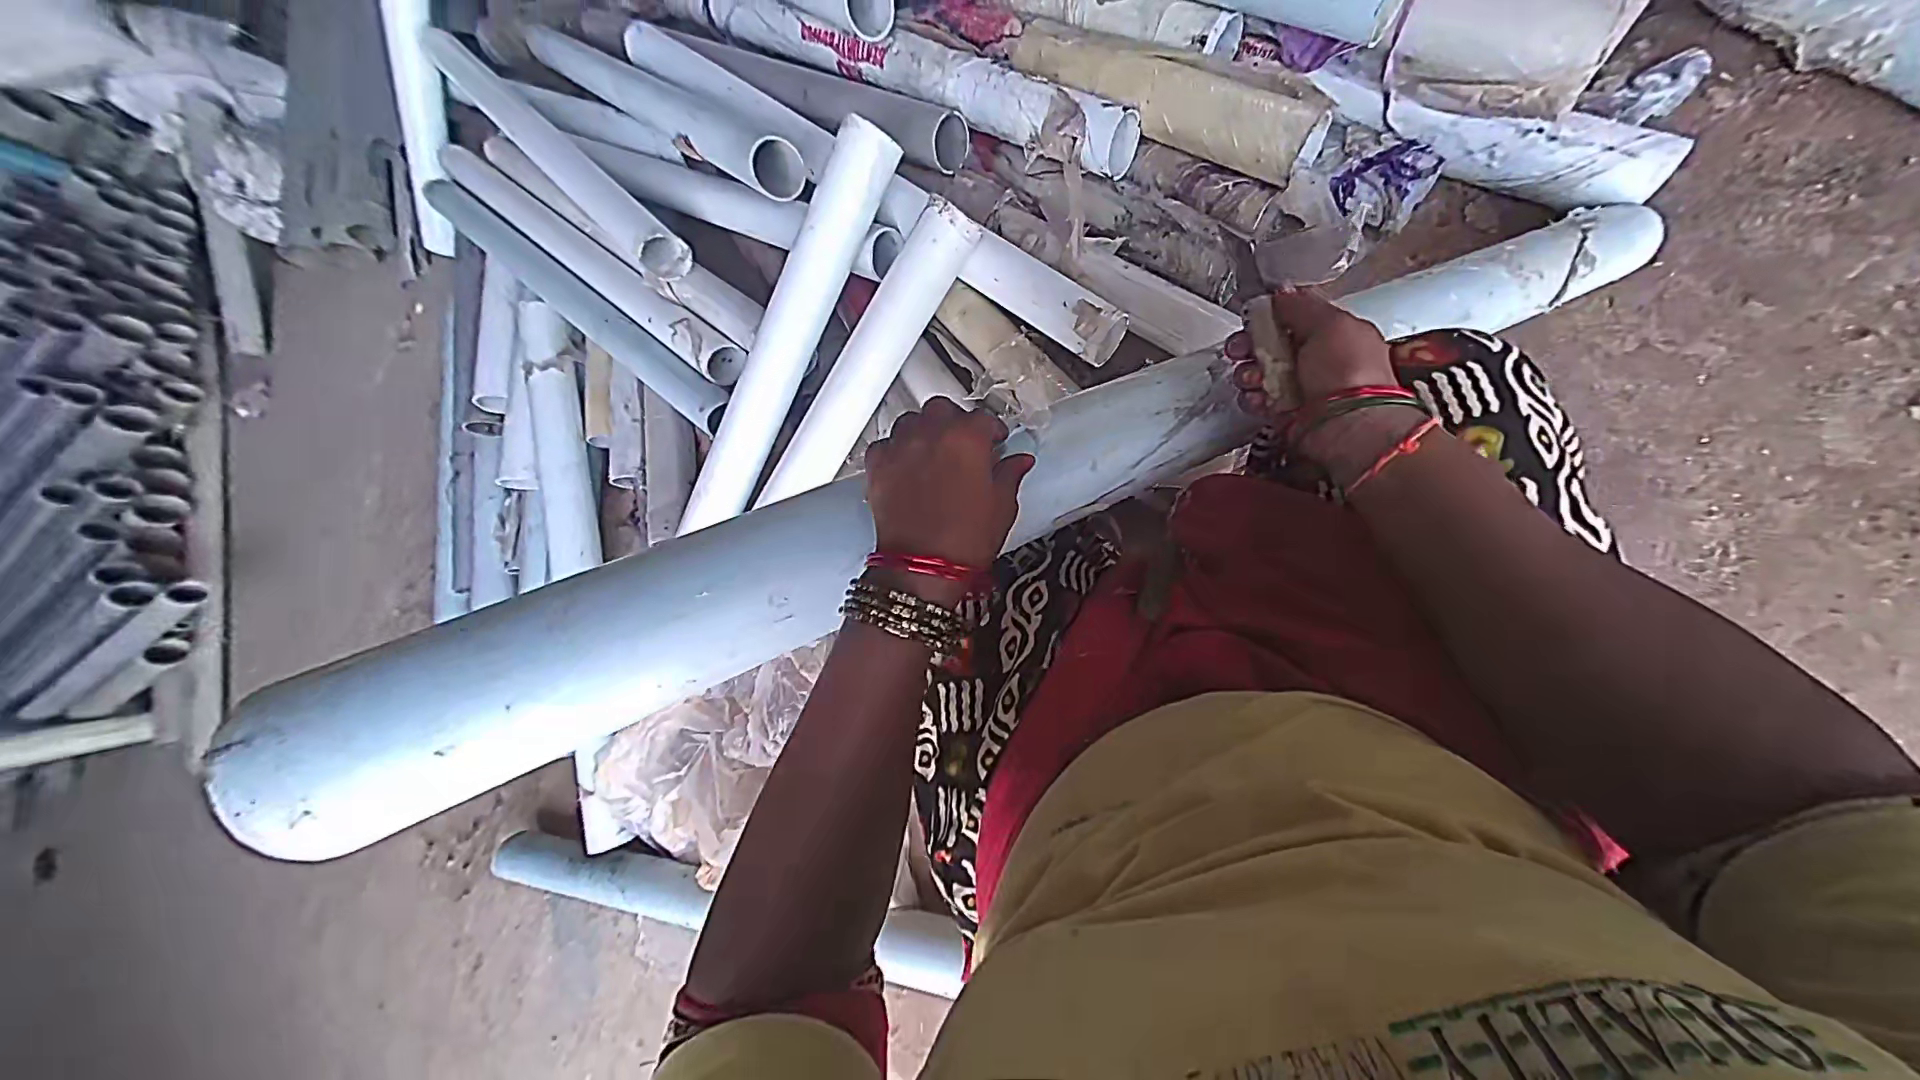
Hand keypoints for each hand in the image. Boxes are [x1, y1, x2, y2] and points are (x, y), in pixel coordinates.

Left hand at [864, 398, 1031, 587]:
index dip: (992, 430)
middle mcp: (931, 435)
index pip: (984, 418)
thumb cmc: (962, 541)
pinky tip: (908, 464)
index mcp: (967, 439)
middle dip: (955, 421)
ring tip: (935, 451)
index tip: (995, 440)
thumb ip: (1009, 474)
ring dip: (924, 430)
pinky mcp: (878, 466)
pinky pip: (886, 443)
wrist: (924, 568)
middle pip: (943, 409)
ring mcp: (901, 448)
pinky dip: (896, 449)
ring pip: (911, 420)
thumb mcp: (1002, 506)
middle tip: (964, 442)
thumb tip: (1017, 463)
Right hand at [1228, 289, 1424, 480]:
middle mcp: (1315, 360)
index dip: (1269, 318)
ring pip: (1258, 372)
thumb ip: (1301, 307)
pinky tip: (1258, 396)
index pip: (1292, 319)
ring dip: (1248, 372)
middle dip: (1249, 345)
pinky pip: (1256, 399)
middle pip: (1269, 345)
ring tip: (1254, 378)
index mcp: (1333, 334)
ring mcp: (1298, 387)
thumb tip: (1281, 295)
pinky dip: (1252, 397)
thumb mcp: (1330, 324)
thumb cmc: (1348, 372)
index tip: (1253, 319)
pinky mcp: (1283, 412)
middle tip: (1241, 349)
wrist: (1346, 425)